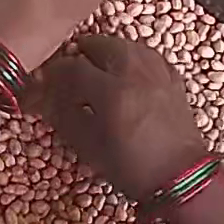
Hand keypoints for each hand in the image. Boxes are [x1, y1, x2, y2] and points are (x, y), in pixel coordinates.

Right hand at [33, 35, 208, 198]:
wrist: (181, 179)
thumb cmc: (130, 167)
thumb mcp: (89, 146)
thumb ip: (64, 116)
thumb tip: (43, 98)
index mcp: (112, 92)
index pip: (73, 67)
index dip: (54, 71)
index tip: (44, 80)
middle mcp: (136, 74)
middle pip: (102, 44)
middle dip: (81, 53)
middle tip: (70, 70)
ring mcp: (158, 74)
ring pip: (127, 45)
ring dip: (107, 51)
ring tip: (97, 68)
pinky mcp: (174, 80)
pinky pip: (149, 56)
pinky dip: (133, 58)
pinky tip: (127, 72)